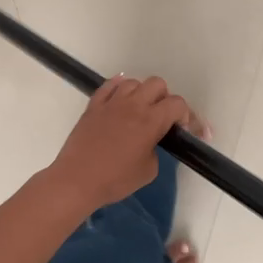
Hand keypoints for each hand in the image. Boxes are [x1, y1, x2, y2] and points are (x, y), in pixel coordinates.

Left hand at [43, 75, 194, 213]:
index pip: (177, 104)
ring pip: (133, 82)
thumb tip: (151, 142)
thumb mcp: (149, 170)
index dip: (185, 115)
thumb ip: (156, 149)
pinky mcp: (93, 106)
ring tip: (138, 110)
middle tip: (161, 118)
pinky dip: (118, 87)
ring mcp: (110, 103)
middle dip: (164, 98)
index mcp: (150, 121)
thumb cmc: (115, 179)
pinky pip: (108, 86)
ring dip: (141, 92)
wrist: (77, 180)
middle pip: (157, 84)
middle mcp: (132, 105)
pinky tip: (120, 97)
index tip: (181, 130)